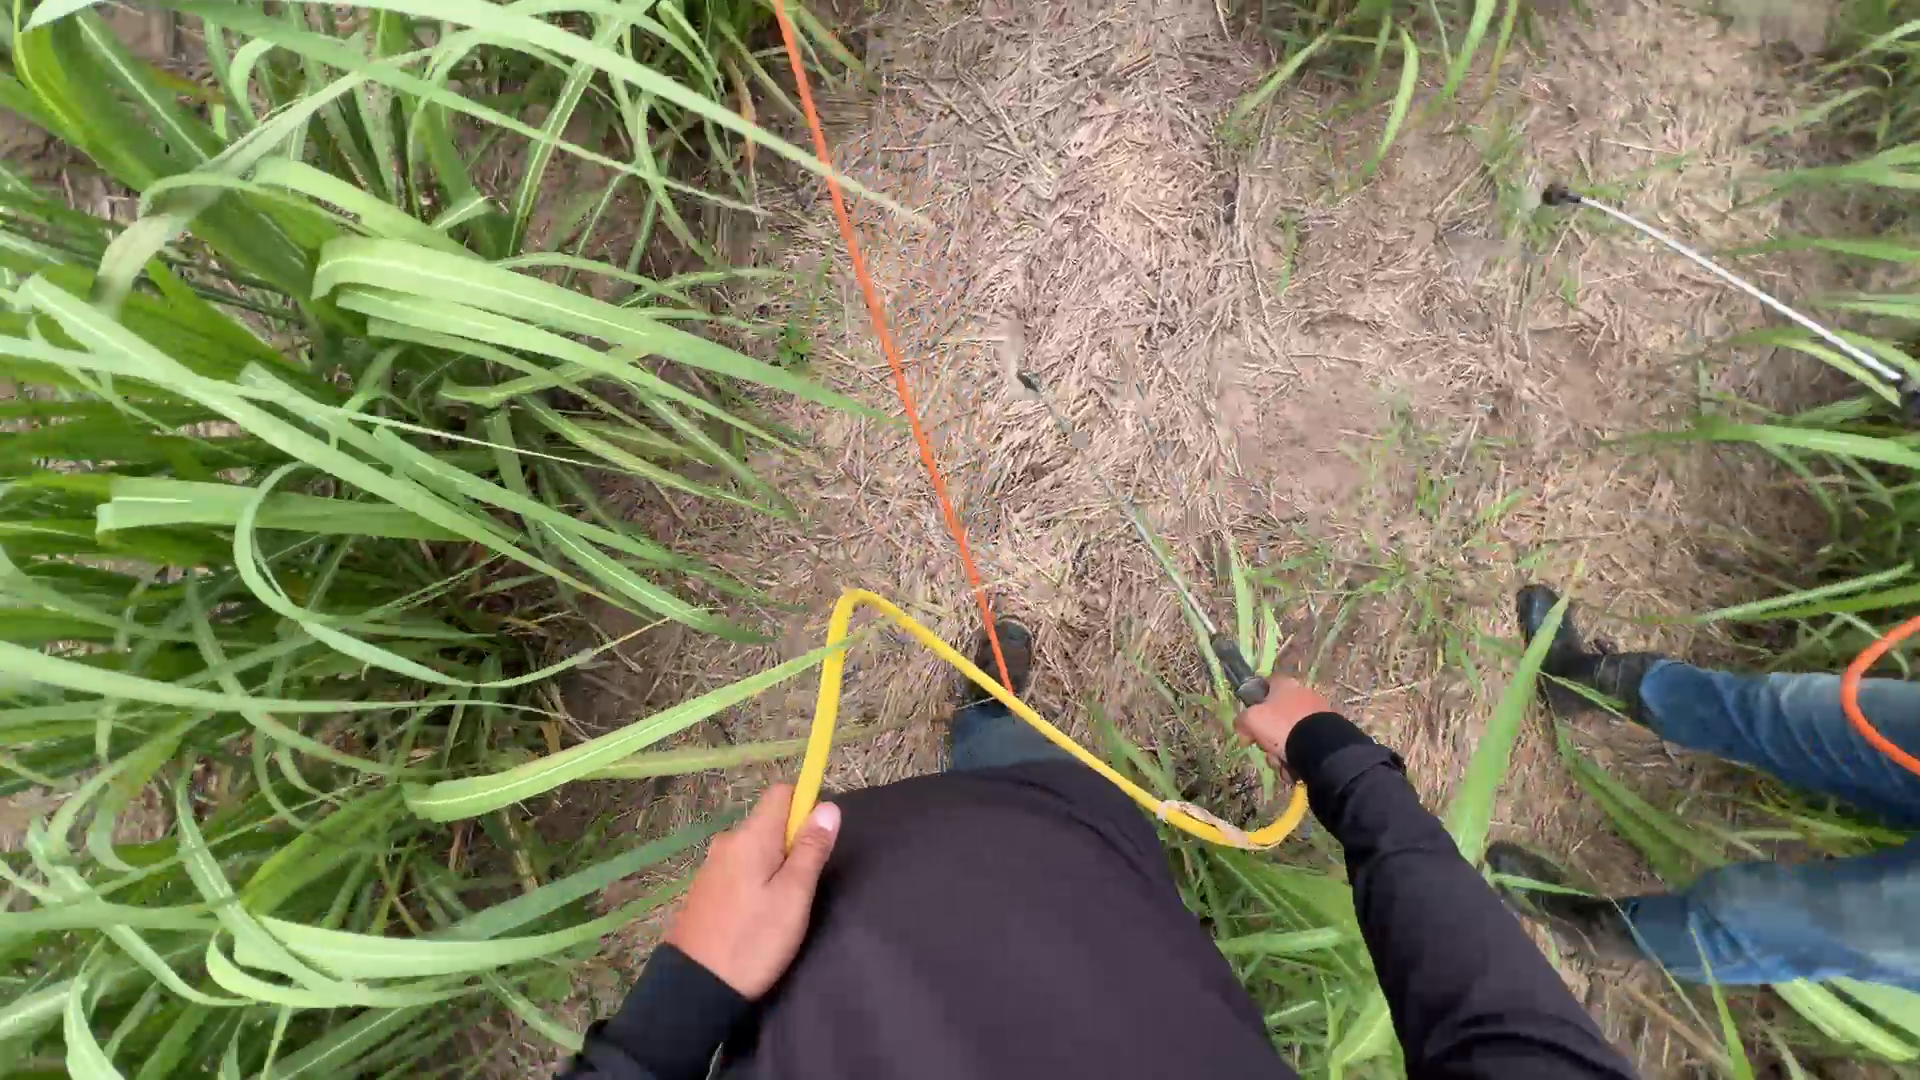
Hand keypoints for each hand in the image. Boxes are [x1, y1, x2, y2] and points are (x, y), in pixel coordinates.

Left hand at [664, 783, 840, 998]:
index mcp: (751, 836)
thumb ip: (811, 848)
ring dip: (773, 864)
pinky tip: (756, 915)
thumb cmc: (753, 939)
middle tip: (801, 885)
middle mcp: (728, 841)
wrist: (693, 991)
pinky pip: (739, 867)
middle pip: (769, 821)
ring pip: (755, 847)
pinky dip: (754, 879)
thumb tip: (828, 806)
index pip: (782, 792)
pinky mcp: (704, 889)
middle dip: (791, 841)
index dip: (805, 806)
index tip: (816, 841)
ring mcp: (712, 866)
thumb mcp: (794, 896)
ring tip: (780, 906)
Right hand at [1233, 676, 1332, 770]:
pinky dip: (1298, 757)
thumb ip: (1242, 722)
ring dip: (1281, 751)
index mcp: (1285, 684)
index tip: (1251, 718)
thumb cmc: (1281, 726)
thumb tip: (1243, 730)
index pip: (1266, 684)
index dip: (1256, 700)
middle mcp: (1303, 695)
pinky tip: (1294, 768)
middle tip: (1265, 747)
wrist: (1321, 748)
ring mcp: (1318, 714)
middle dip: (1268, 736)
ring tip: (1282, 764)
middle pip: (1277, 715)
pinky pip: (1305, 745)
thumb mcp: (1251, 720)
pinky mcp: (1329, 733)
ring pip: (1290, 733)